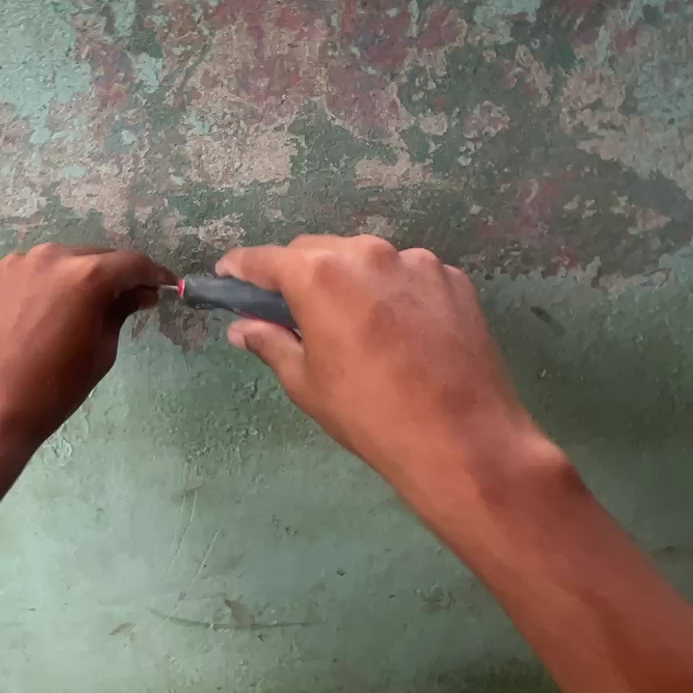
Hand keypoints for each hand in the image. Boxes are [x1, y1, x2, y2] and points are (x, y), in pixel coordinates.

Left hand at [0, 244, 173, 452]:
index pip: (131, 263)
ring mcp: (14, 263)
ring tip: (76, 310)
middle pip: (94, 257)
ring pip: (58, 261)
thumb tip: (139, 294)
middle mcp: (49, 256)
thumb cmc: (51, 390)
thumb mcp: (99, 353)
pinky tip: (38, 315)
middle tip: (125, 301)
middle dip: (112, 275)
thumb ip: (120, 312)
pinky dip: (41, 285)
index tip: (163, 286)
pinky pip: (27, 273)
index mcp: (85, 275)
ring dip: (74, 278)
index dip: (152, 274)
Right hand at [218, 236, 560, 528]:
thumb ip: (270, 343)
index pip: (264, 259)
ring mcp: (416, 262)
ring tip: (352, 322)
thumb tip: (243, 328)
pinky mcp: (453, 279)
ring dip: (347, 279)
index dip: (240, 267)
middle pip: (315, 251)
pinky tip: (398, 329)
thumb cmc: (369, 414)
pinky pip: (406, 274)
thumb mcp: (305, 383)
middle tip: (290, 309)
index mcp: (319, 275)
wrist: (466, 441)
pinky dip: (390, 290)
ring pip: (364, 259)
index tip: (227, 275)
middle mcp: (366, 253)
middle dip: (295, 274)